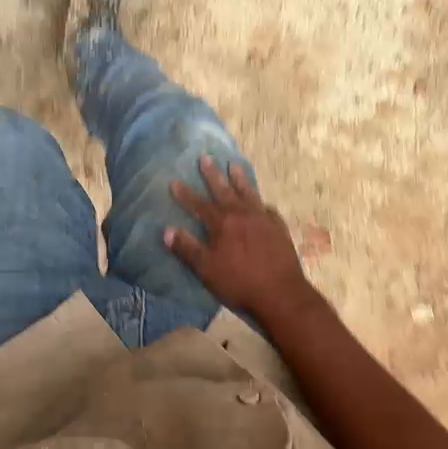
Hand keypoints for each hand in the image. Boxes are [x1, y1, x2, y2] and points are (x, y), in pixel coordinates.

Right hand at [165, 154, 316, 316]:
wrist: (280, 292)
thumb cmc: (239, 282)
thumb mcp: (207, 269)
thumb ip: (187, 249)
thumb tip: (167, 230)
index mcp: (222, 224)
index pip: (199, 205)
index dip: (185, 194)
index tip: (174, 180)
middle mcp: (241, 214)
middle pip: (224, 190)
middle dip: (212, 173)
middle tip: (206, 156)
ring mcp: (262, 219)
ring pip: (248, 192)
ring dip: (240, 178)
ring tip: (235, 165)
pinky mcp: (278, 228)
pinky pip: (268, 210)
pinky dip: (262, 204)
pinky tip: (263, 204)